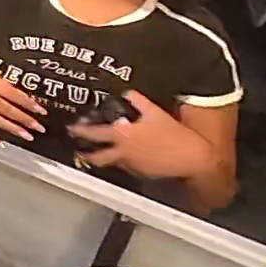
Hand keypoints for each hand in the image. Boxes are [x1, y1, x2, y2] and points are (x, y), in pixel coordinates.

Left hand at [69, 91, 213, 177]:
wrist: (194, 157)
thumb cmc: (174, 134)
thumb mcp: (154, 112)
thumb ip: (137, 101)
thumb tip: (127, 93)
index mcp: (123, 136)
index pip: (93, 134)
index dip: (80, 131)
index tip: (71, 129)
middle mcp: (123, 152)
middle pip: (96, 157)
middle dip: (84, 153)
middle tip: (78, 148)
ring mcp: (132, 165)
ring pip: (111, 163)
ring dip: (105, 157)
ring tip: (100, 152)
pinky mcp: (142, 173)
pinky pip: (127, 167)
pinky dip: (123, 161)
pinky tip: (127, 155)